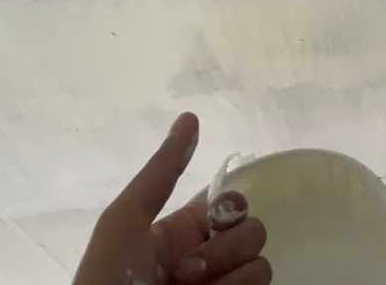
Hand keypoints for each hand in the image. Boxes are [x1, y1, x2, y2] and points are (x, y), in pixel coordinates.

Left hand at [73, 113, 270, 284]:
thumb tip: (191, 116)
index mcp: (181, 237)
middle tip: (186, 276)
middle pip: (253, 231)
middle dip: (225, 251)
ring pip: (261, 266)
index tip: (212, 221)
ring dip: (230, 282)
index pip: (232, 206)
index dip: (230, 210)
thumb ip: (161, 171)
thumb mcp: (124, 224)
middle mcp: (205, 265)